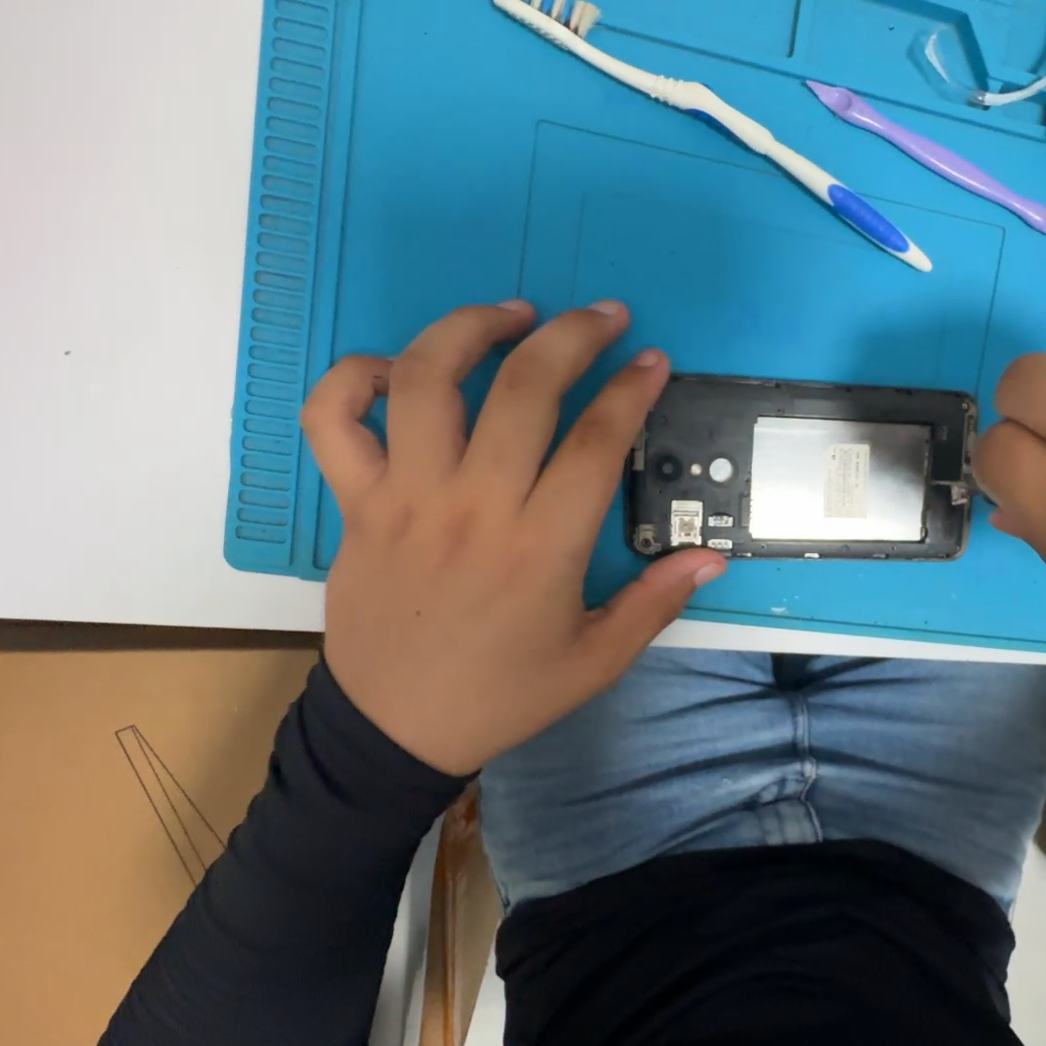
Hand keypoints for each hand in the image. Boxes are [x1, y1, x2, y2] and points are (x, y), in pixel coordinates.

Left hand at [300, 300, 726, 775]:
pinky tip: (399, 369)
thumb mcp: (595, 663)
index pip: (596, 441)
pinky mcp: (355, 503)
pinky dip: (355, 376)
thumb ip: (656, 605)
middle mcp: (473, 506)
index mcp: (541, 547)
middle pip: (523, 389)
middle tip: (604, 317)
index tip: (652, 362)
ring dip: (472, 329)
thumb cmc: (502, 693)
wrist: (394, 730)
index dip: (632, 391)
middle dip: (573, 336)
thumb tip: (712, 558)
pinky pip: (334, 419)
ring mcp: (406, 498)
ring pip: (427, 380)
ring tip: (513, 315)